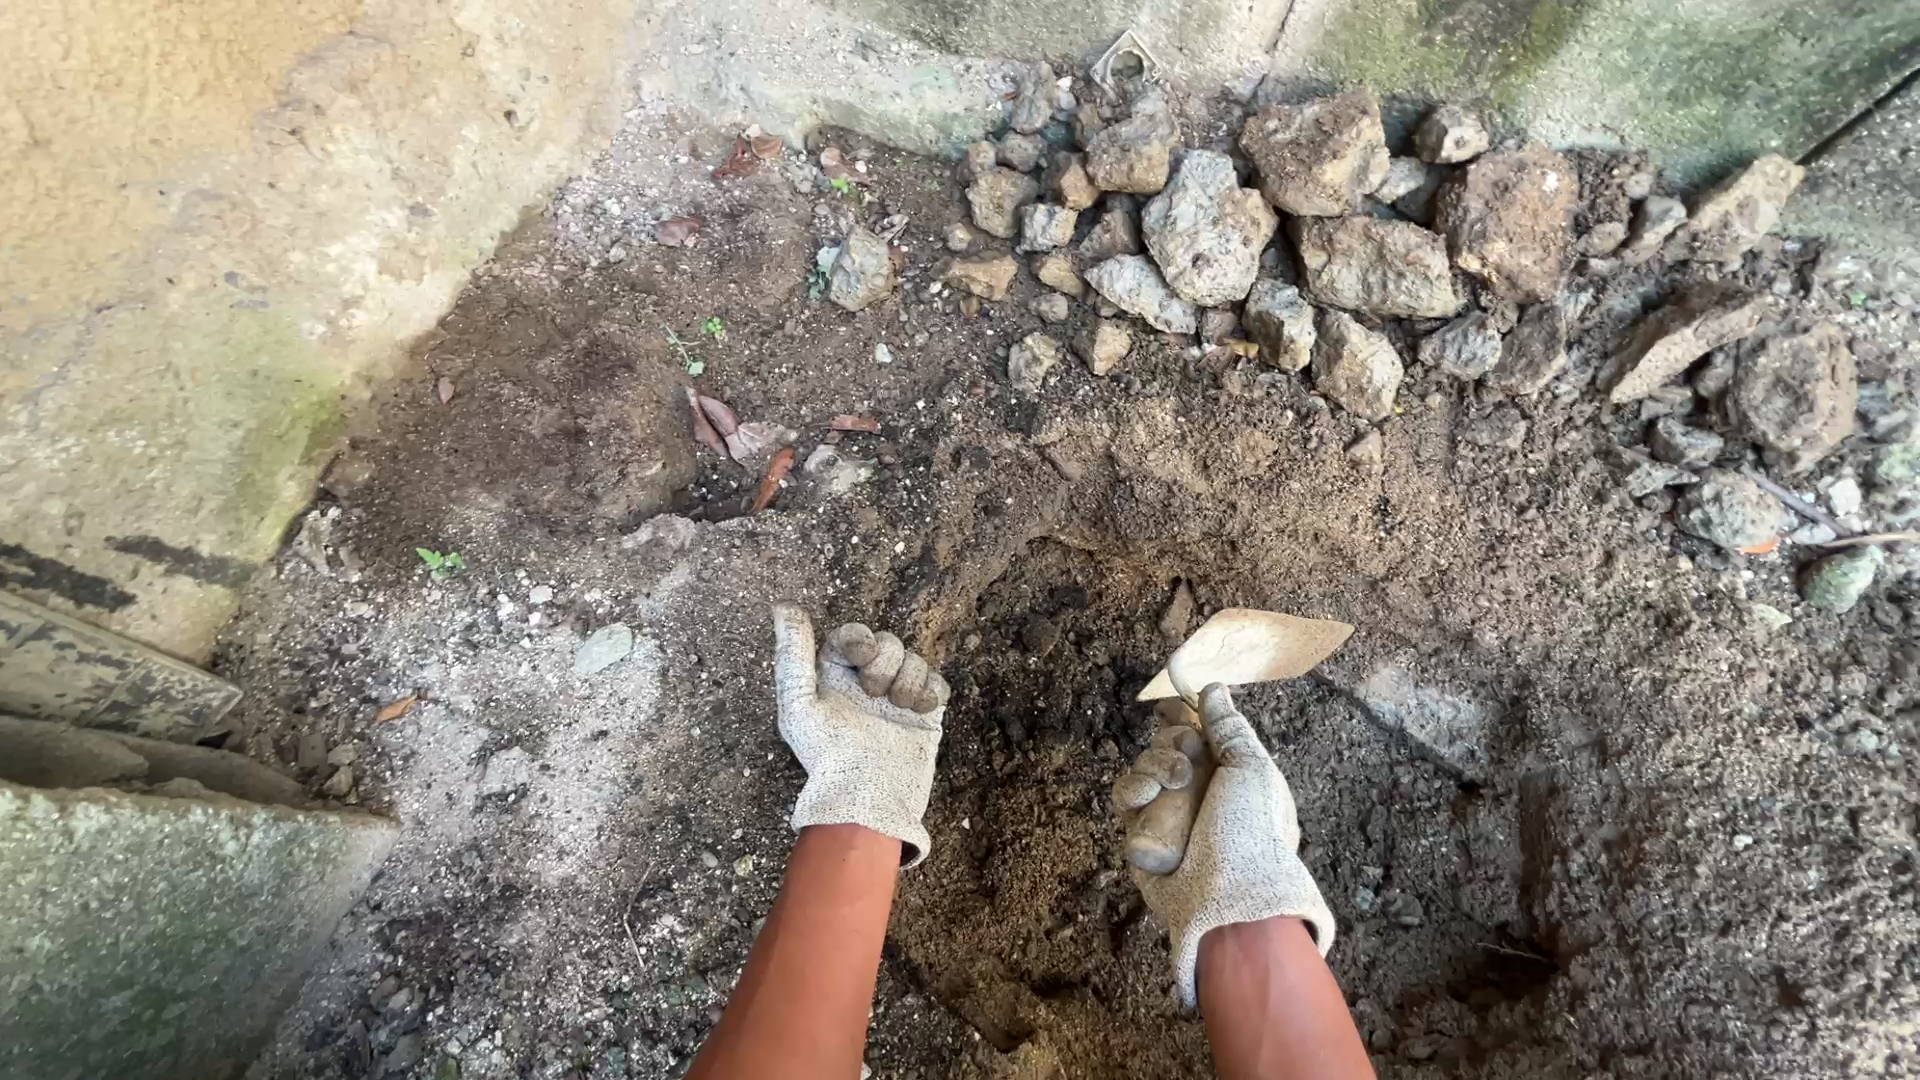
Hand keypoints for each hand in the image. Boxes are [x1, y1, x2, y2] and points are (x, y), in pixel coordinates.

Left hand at [771, 605, 950, 865]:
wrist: (869, 796)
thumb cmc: (827, 753)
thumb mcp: (798, 703)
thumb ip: (792, 653)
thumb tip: (782, 605)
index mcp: (836, 676)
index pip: (854, 635)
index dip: (860, 639)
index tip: (861, 655)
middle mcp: (868, 682)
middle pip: (888, 643)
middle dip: (885, 663)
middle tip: (874, 694)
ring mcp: (898, 698)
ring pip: (914, 660)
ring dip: (907, 680)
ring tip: (896, 708)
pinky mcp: (925, 713)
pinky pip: (937, 683)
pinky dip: (930, 692)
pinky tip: (918, 712)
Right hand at [1112, 684, 1334, 1006]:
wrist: (1228, 902)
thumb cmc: (1250, 833)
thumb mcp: (1251, 771)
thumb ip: (1228, 726)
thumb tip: (1212, 687)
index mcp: (1230, 775)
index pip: (1199, 733)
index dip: (1182, 716)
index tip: (1169, 706)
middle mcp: (1198, 791)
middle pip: (1166, 745)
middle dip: (1172, 744)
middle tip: (1185, 756)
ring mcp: (1168, 812)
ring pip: (1144, 767)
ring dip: (1154, 767)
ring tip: (1170, 785)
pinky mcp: (1140, 832)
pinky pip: (1127, 797)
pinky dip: (1133, 791)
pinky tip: (1144, 796)